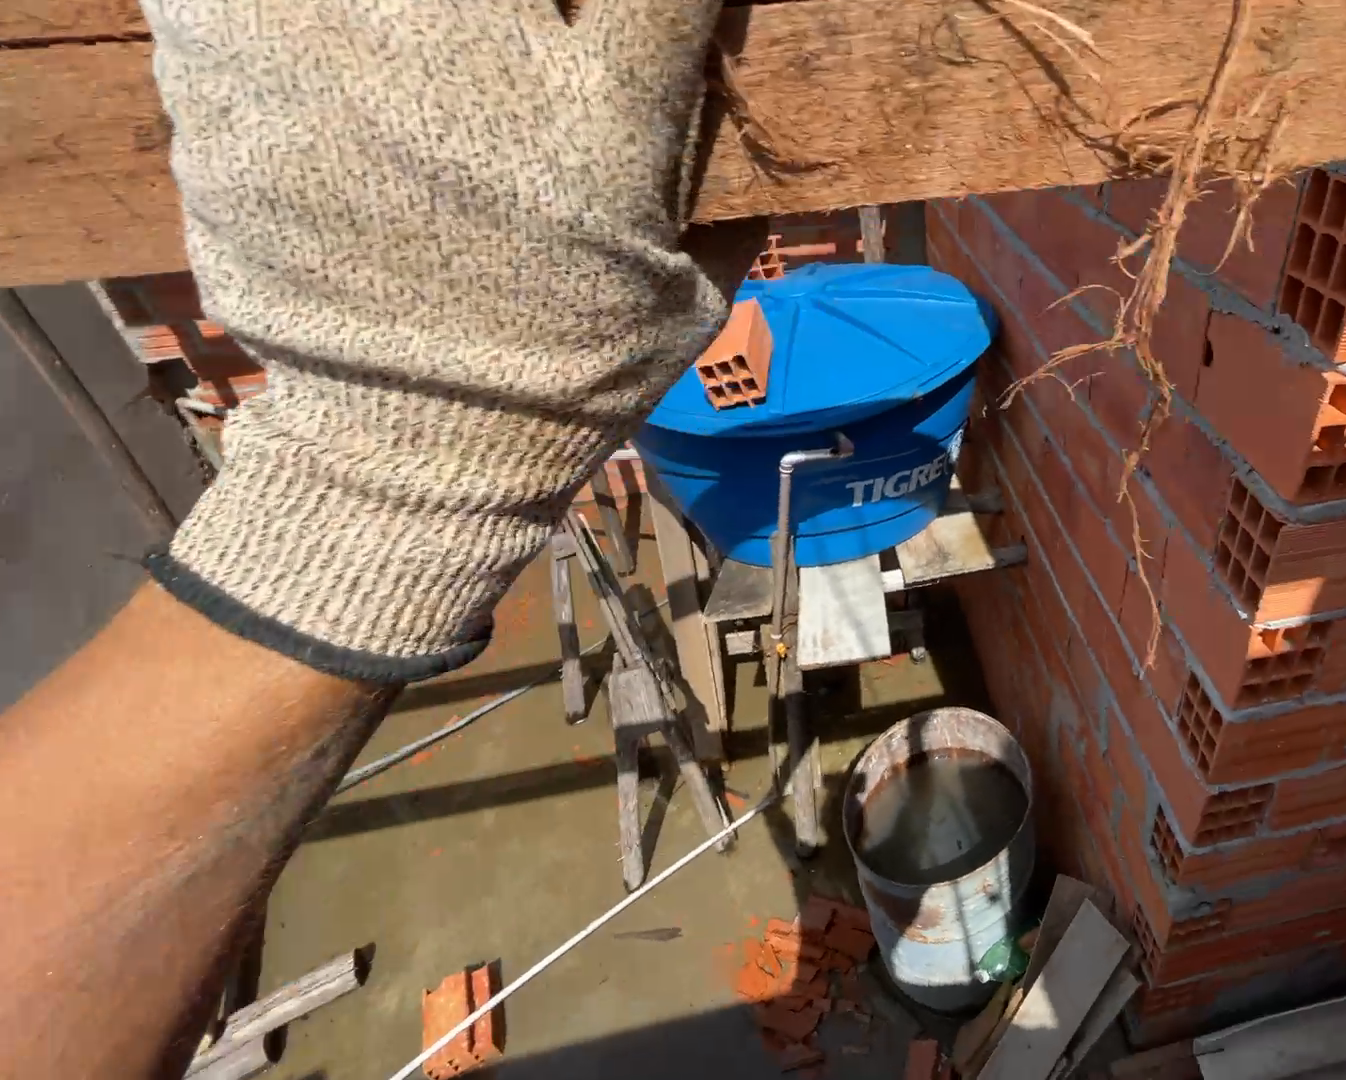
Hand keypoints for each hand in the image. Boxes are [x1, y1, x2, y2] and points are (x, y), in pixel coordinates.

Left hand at [140, 0, 763, 680]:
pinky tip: (339, 58)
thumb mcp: (692, 311)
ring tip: (433, 59)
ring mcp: (337, 65)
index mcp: (603, 137)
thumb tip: (750, 121)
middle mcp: (476, 76)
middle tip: (532, 34)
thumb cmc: (576, 382)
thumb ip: (726, 203)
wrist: (418, 448)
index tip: (674, 5)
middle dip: (527, 0)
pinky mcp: (225, 82)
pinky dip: (284, 8)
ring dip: (414, 12)